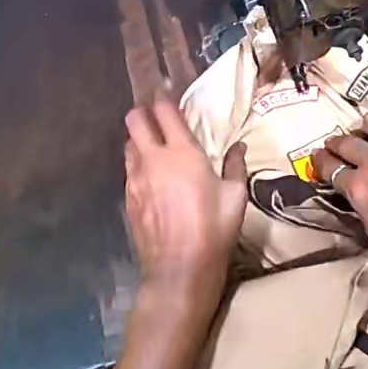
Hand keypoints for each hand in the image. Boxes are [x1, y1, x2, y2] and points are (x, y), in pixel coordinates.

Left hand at [123, 99, 247, 314]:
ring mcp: (135, 178)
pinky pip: (129, 170)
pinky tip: (151, 177)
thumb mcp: (235, 195)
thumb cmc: (214, 228)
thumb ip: (235, 165)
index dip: (166, 101)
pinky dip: (137, 165)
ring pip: (128, 144)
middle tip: (158, 119)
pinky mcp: (128, 198)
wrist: (180, 268)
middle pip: (135, 120)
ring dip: (139, 140)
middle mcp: (153, 159)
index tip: (172, 101)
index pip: (164, 111)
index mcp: (182, 152)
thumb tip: (240, 146)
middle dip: (143, 114)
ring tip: (154, 148)